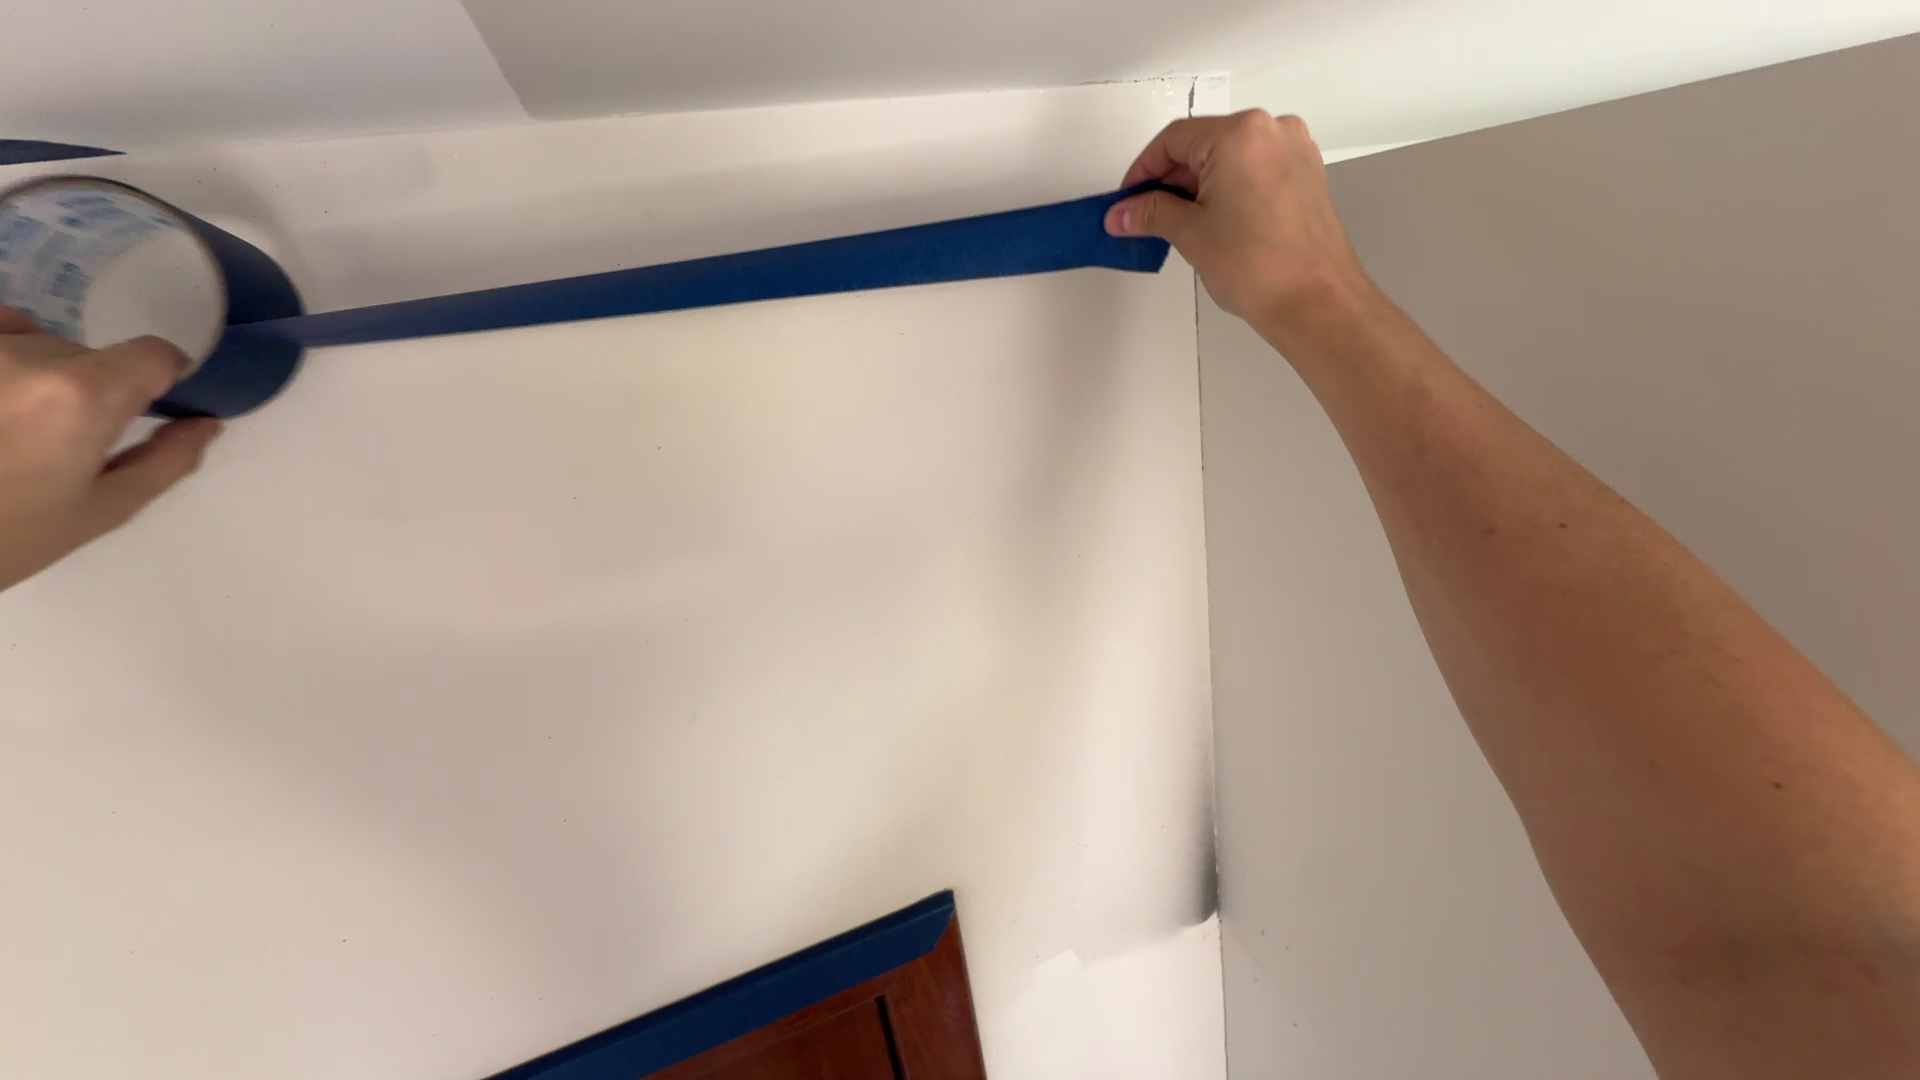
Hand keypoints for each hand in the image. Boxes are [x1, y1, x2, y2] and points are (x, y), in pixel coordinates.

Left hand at [0, 306, 220, 592]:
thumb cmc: (3, 537)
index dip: (168, 378)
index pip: (153, 354)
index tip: (158, 406)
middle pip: (85, 354)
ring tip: (9, 422)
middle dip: (90, 388)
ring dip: (33, 373)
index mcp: (79, 395)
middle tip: (62, 441)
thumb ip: (167, 460)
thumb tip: (204, 423)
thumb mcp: (100, 510)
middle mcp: (17, 356)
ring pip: (25, 343)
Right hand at [1106, 110, 1376, 330]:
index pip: (1174, 139)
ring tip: (1177, 226)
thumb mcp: (1190, 234)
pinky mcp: (1305, 176)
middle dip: (1169, 181)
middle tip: (1144, 217)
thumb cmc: (1255, 266)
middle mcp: (1272, 130)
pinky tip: (1212, 224)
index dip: (1142, 170)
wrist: (1315, 301)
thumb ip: (1150, 214)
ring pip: (1229, 160)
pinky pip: (1253, 172)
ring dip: (1197, 187)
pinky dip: (1227, 190)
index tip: (1125, 201)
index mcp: (1240, 134)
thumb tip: (1118, 214)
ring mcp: (1294, 151)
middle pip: (1203, 145)